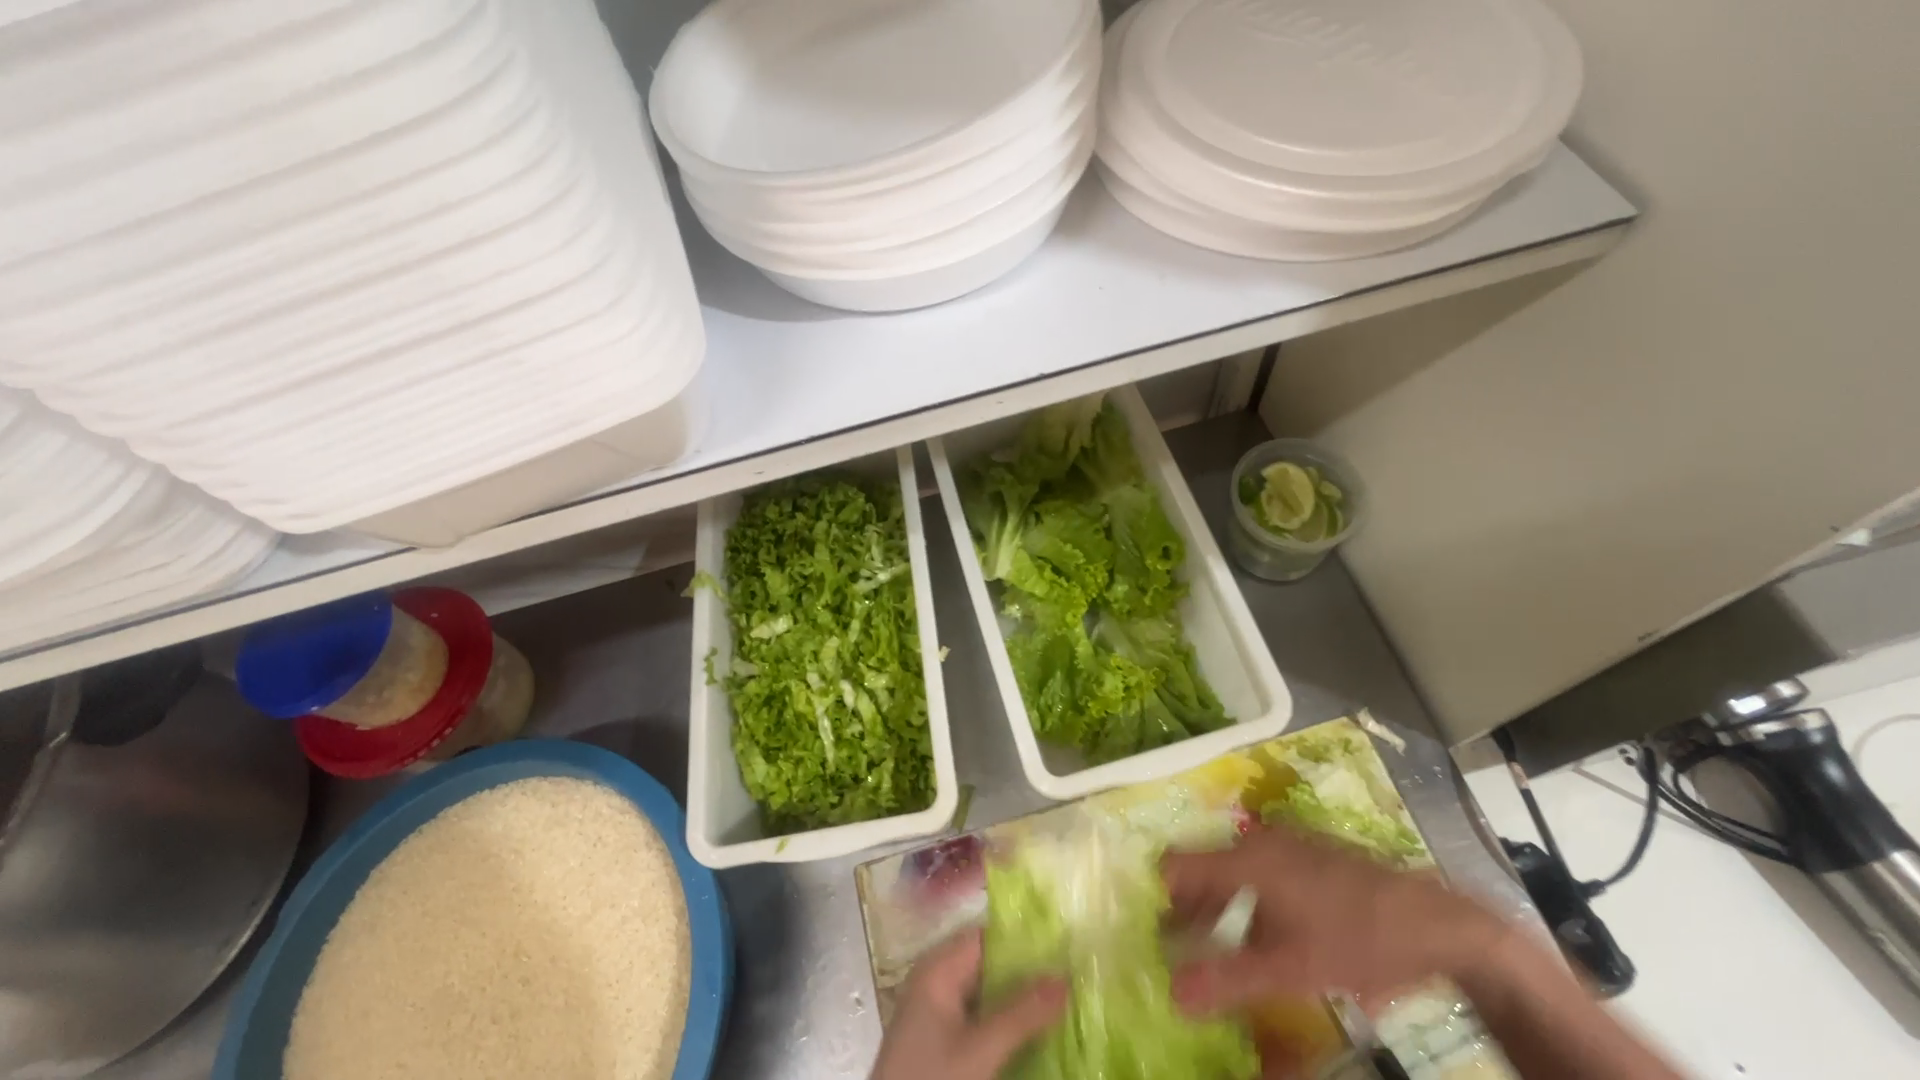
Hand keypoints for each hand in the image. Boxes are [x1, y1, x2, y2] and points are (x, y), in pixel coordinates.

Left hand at [869, 929, 1067, 1079]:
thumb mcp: (981, 1049)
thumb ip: (1023, 1013)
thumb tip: (1066, 977)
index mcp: (938, 969)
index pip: (987, 937)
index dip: (1025, 939)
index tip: (1066, 946)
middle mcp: (936, 982)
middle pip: (989, 964)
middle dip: (1028, 972)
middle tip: (1074, 976)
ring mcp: (937, 1012)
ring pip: (988, 994)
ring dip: (1021, 1000)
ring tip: (1066, 1001)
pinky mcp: (941, 1040)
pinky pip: (981, 1018)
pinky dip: (1007, 1021)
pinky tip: (1036, 1031)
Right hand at [1162, 824, 1510, 1011]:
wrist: (1438, 923)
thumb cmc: (1358, 941)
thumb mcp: (1289, 970)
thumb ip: (1227, 981)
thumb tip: (1172, 996)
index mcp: (1245, 859)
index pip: (1175, 865)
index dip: (1158, 898)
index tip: (1153, 934)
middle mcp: (1260, 841)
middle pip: (1201, 867)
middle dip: (1186, 907)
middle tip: (1178, 948)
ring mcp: (1288, 843)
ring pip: (1231, 869)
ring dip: (1217, 905)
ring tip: (1215, 946)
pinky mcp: (1311, 853)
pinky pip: (1259, 869)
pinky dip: (1246, 898)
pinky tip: (1261, 934)